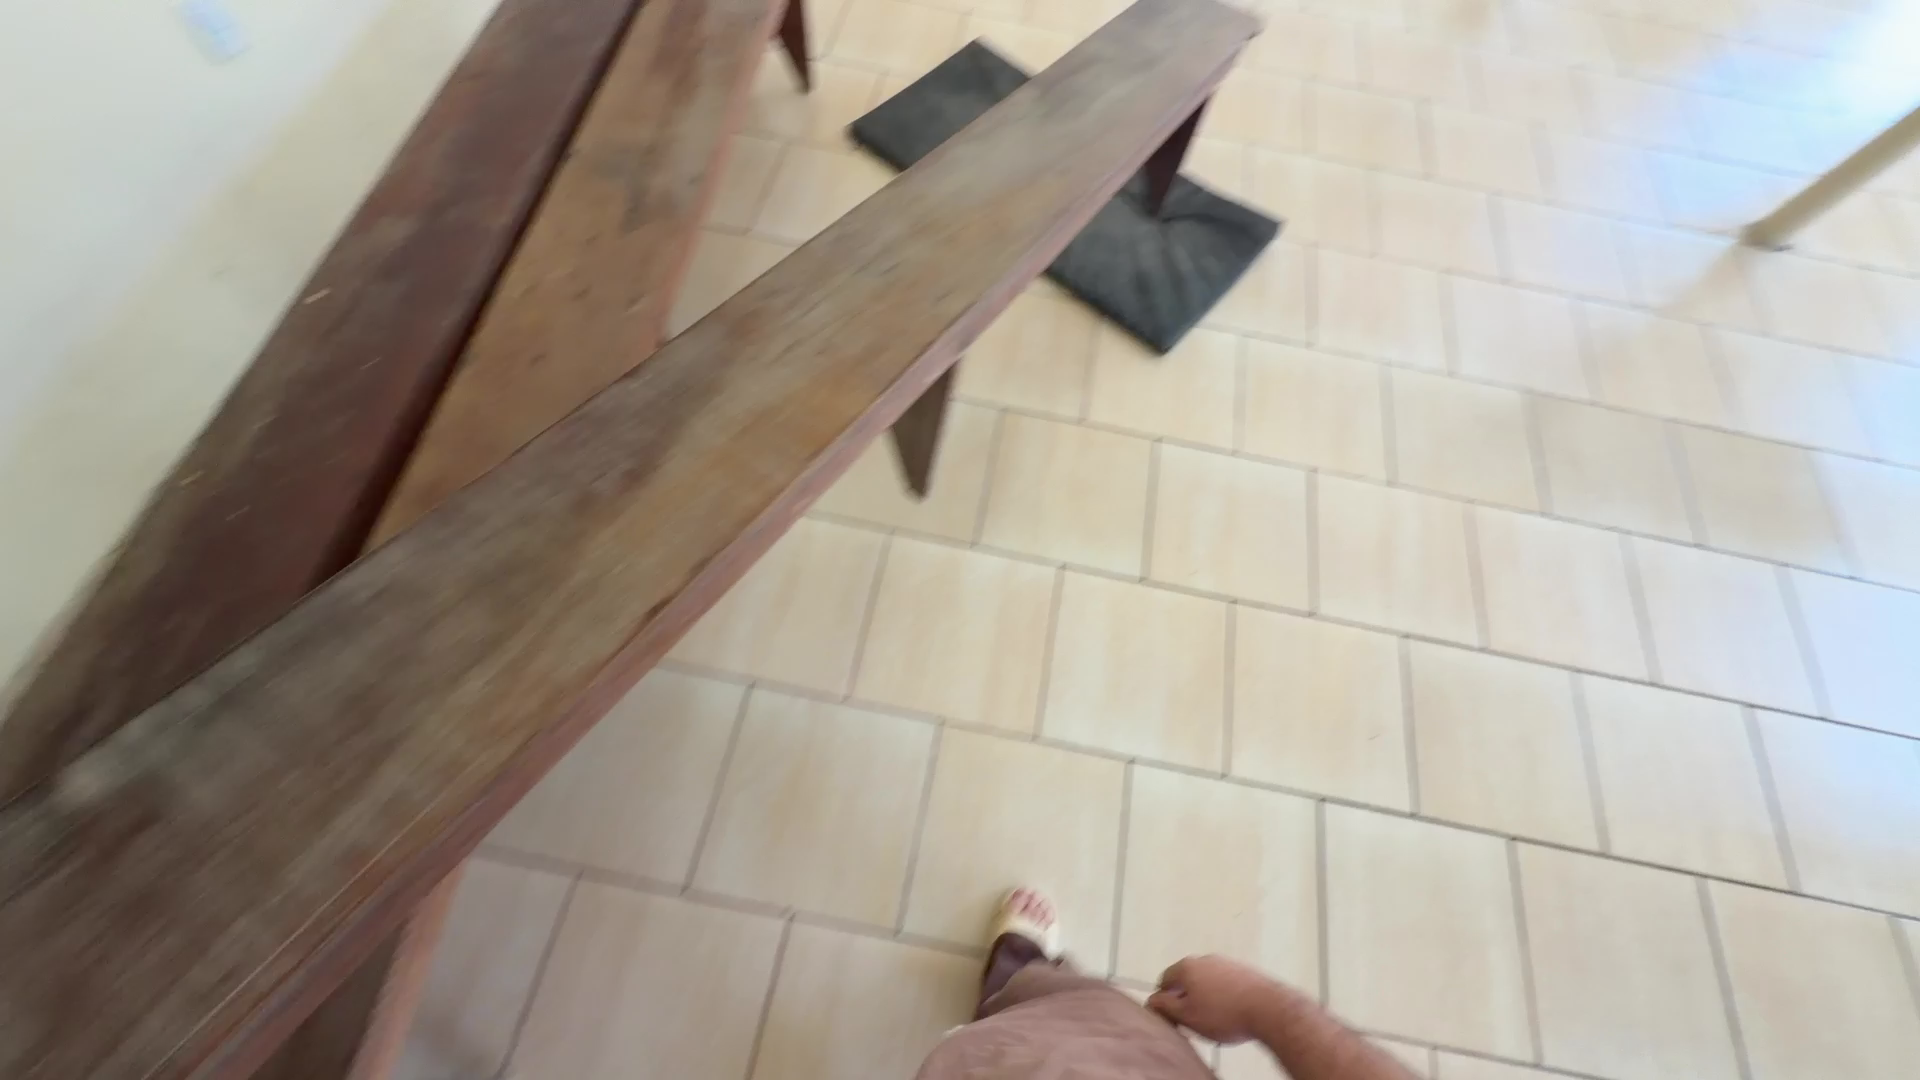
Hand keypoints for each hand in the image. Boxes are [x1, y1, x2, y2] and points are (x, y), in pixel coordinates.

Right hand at [1146, 955, 1284, 1043]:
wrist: (1268, 1008)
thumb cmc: (1223, 1014)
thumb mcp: (1188, 1017)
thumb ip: (1166, 1007)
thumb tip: (1150, 1000)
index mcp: (1186, 967)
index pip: (1164, 980)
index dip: (1164, 999)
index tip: (1172, 1017)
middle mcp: (1203, 958)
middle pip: (1186, 978)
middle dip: (1186, 997)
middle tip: (1193, 1019)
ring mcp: (1225, 962)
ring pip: (1207, 980)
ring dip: (1206, 995)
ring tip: (1215, 1017)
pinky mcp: (1243, 970)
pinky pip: (1225, 982)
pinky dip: (1224, 994)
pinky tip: (1232, 1011)